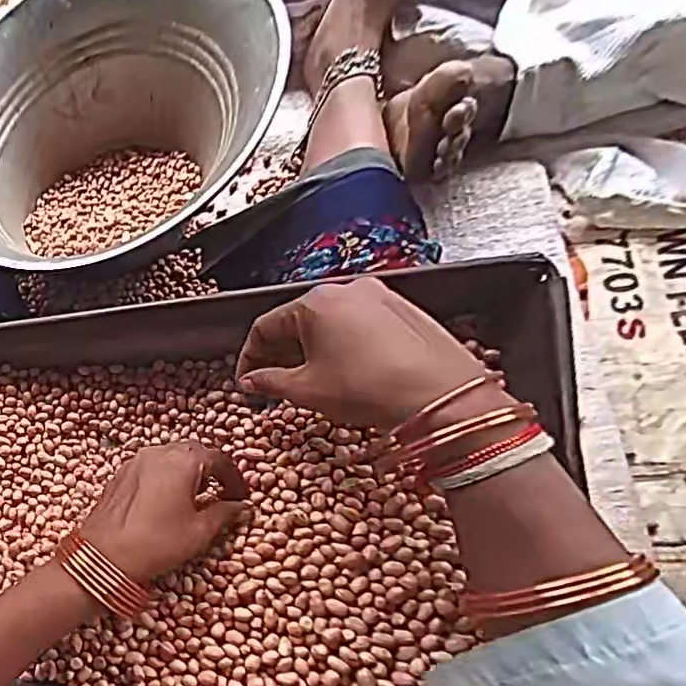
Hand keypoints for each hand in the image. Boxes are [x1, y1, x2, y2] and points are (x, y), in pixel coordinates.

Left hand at [76, 442, 249, 582]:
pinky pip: (150, 469)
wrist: (102, 557)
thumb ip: (223, 513)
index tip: (240, 497)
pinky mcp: (119, 476)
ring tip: (194, 499)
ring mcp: (134, 463)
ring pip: (169, 458)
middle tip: (220, 494)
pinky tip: (167, 500)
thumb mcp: (198, 532)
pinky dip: (165, 478)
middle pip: (193, 453)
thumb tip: (240, 506)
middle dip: (210, 471)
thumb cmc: (154, 544)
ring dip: (186, 473)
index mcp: (181, 461)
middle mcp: (157, 454)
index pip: (218, 459)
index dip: (234, 478)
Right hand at [235, 278, 491, 428]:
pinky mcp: (402, 311)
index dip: (248, 358)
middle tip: (270, 384)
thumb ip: (269, 381)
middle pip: (296, 321)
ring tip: (305, 382)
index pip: (264, 327)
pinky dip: (338, 346)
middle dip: (278, 354)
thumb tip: (251, 381)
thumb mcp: (304, 389)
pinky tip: (340, 373)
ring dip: (308, 351)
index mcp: (315, 302)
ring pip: (327, 323)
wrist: (440, 395)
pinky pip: (356, 325)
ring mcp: (379, 297)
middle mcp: (346, 290)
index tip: (246, 382)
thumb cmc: (366, 388)